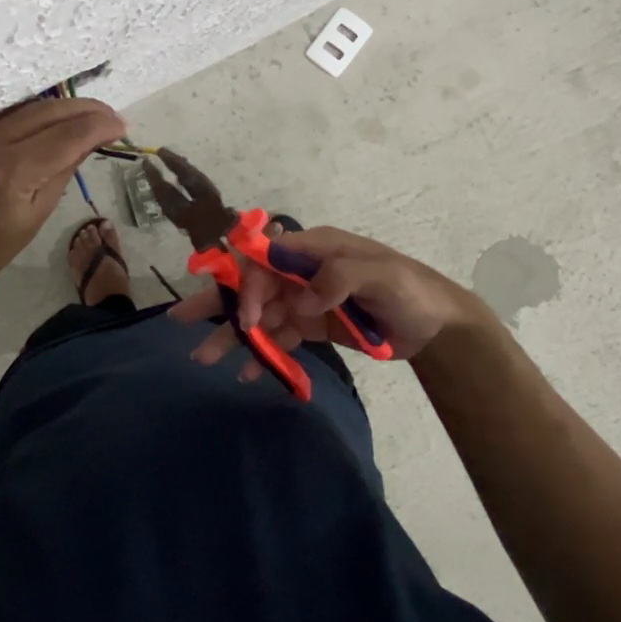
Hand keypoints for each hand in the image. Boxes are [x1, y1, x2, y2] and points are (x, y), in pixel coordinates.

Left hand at [0, 98, 126, 286]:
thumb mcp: (39, 212)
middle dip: (86, 110)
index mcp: (13, 171)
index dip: (98, 126)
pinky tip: (57, 119)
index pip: (66, 135)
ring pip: (29, 108)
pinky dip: (38, 113)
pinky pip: (10, 115)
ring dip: (64, 107)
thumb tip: (91, 139)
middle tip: (113, 117)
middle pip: (49, 111)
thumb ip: (64, 170)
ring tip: (92, 116)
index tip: (122, 127)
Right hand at [171, 226, 500, 375]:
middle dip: (218, 303)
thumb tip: (301, 300)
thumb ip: (340, 278)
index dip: (246, 284)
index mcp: (312, 249)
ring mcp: (303, 300)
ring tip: (204, 357)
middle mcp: (300, 271)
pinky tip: (245, 372)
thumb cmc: (410, 290)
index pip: (264, 259)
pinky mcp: (311, 326)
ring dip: (232, 336)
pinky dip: (261, 354)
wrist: (438, 327)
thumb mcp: (381, 275)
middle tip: (181, 320)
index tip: (246, 318)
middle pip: (249, 284)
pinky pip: (278, 339)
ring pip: (258, 316)